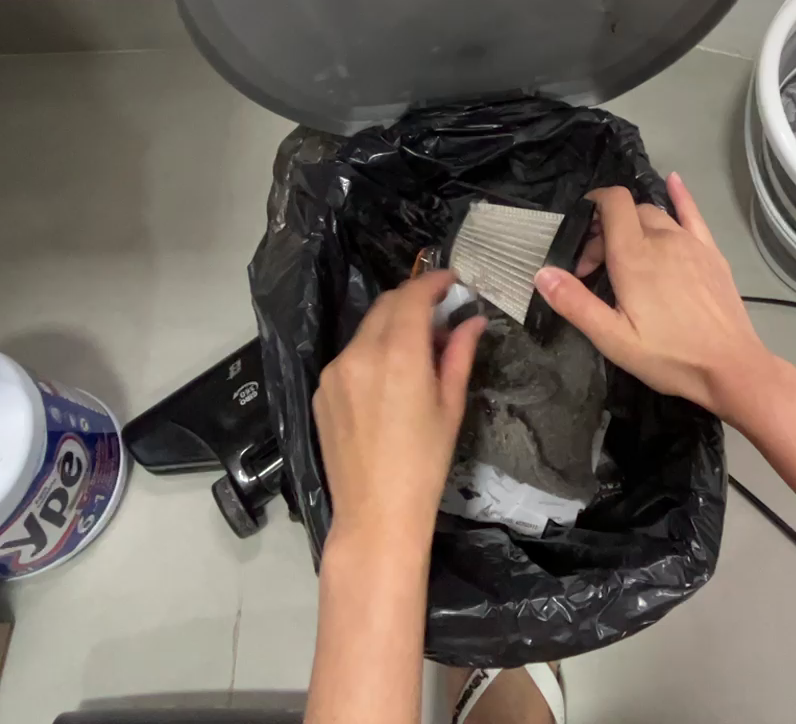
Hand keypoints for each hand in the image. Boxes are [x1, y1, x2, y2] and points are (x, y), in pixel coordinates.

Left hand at [313, 270, 484, 545]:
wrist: (375, 514)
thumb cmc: (424, 463)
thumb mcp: (450, 406)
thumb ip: (459, 354)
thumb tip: (473, 320)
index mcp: (398, 355)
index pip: (413, 297)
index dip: (433, 281)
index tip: (451, 281)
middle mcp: (360, 353)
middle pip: (387, 305)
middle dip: (414, 300)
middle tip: (441, 314)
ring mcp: (335, 371)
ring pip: (367, 329)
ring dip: (393, 326)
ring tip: (418, 351)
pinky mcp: (322, 390)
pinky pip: (351, 354)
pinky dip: (373, 350)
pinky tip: (390, 379)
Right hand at [534, 172, 787, 423]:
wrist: (731, 368)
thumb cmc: (669, 356)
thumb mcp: (612, 338)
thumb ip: (575, 303)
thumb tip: (542, 273)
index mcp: (634, 256)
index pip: (611, 203)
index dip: (592, 207)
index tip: (579, 233)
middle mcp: (662, 238)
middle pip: (629, 213)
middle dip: (607, 230)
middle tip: (598, 270)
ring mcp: (691, 243)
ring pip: (655, 215)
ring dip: (634, 225)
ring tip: (626, 256)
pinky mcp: (711, 253)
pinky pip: (692, 214)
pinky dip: (680, 195)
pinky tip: (674, 181)